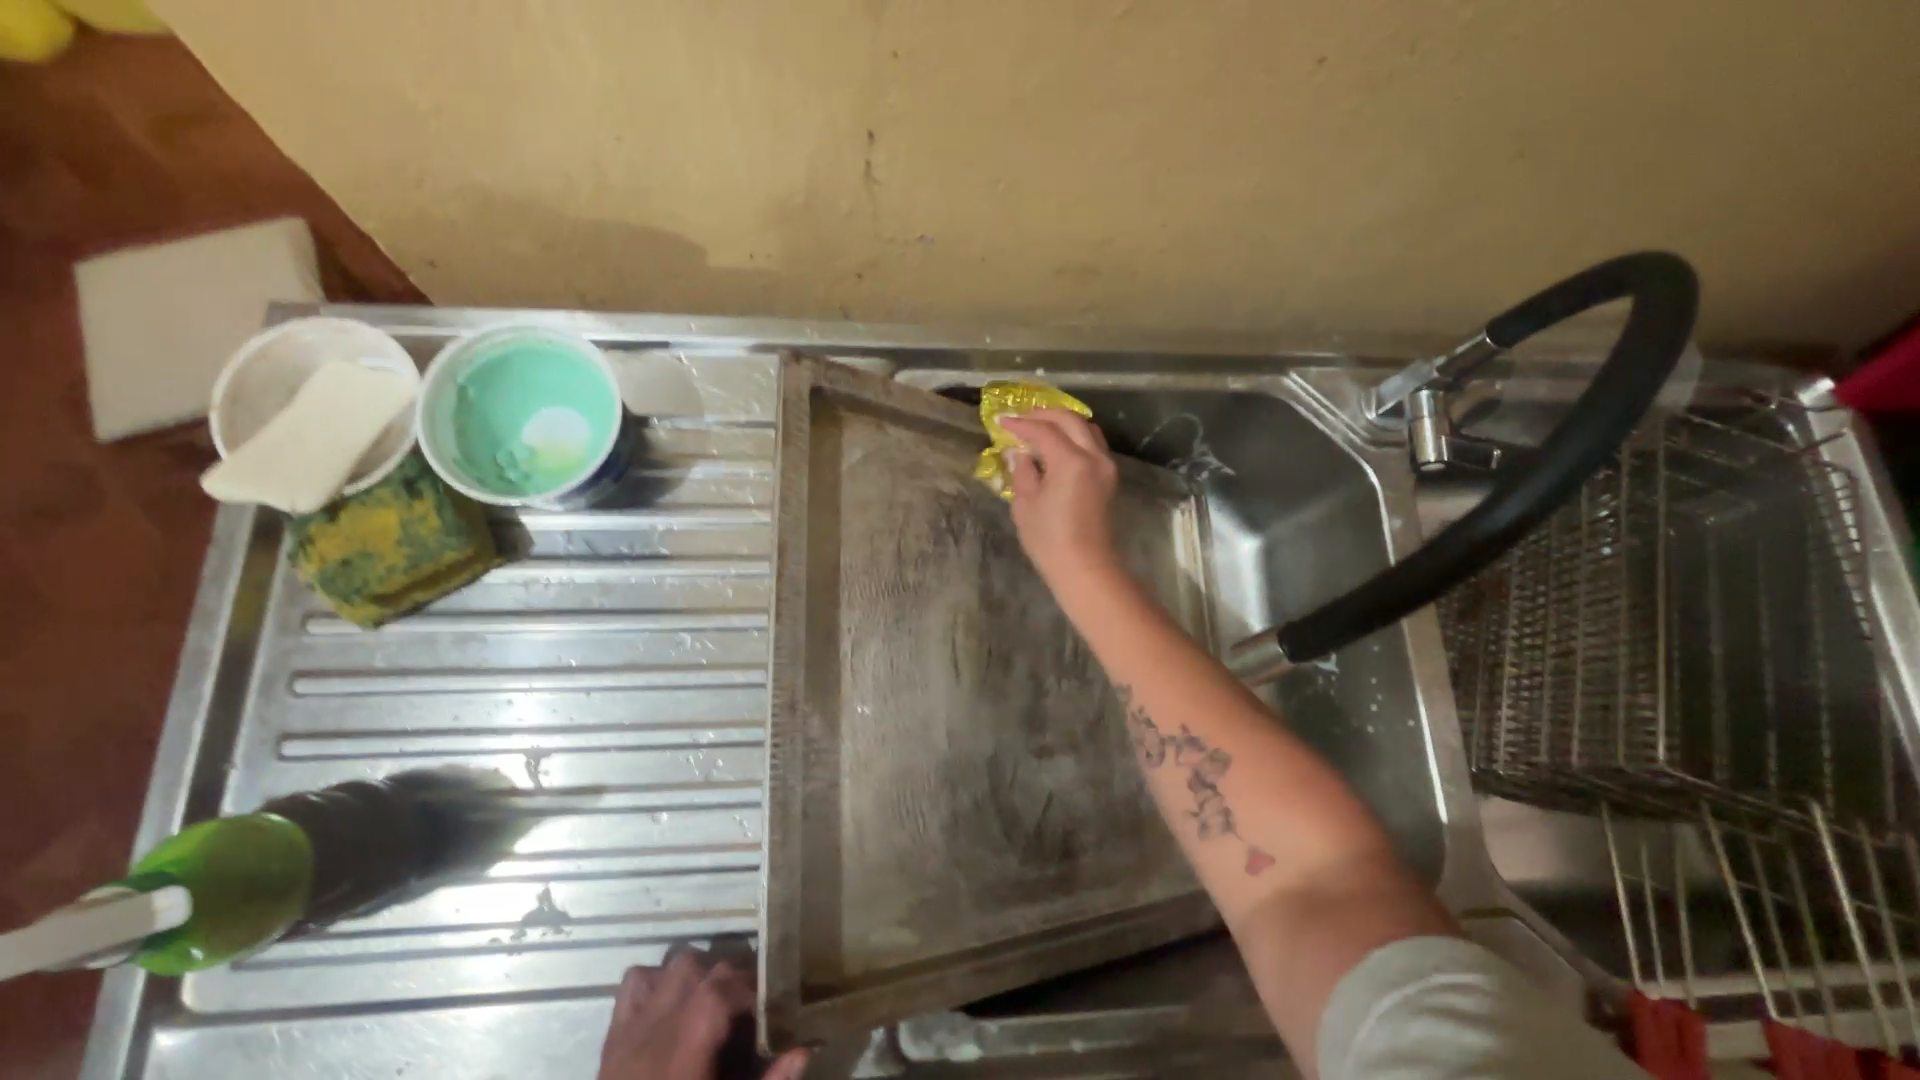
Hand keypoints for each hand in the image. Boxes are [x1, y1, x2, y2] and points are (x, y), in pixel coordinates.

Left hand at [597, 949, 809, 1079]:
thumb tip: (803, 1051)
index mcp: (690, 1041)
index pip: (727, 986)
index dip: (755, 989)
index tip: (771, 1008)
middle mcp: (662, 1021)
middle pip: (706, 969)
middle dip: (734, 980)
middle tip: (751, 1009)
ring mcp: (634, 1024)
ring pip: (675, 966)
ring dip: (701, 973)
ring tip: (716, 1001)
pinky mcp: (613, 1035)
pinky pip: (635, 982)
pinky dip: (658, 981)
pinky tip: (673, 1004)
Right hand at [1000, 409, 1121, 587]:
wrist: (1086, 568)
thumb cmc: (1049, 541)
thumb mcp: (1025, 504)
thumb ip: (1022, 472)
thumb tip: (1019, 454)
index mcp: (1071, 462)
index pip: (1043, 430)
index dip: (1021, 424)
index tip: (1002, 421)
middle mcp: (1094, 457)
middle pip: (1070, 420)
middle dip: (1044, 414)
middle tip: (1021, 418)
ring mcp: (1106, 466)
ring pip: (1087, 428)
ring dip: (1063, 422)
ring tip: (1040, 427)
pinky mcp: (1109, 477)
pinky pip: (1093, 444)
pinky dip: (1075, 436)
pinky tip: (1057, 445)